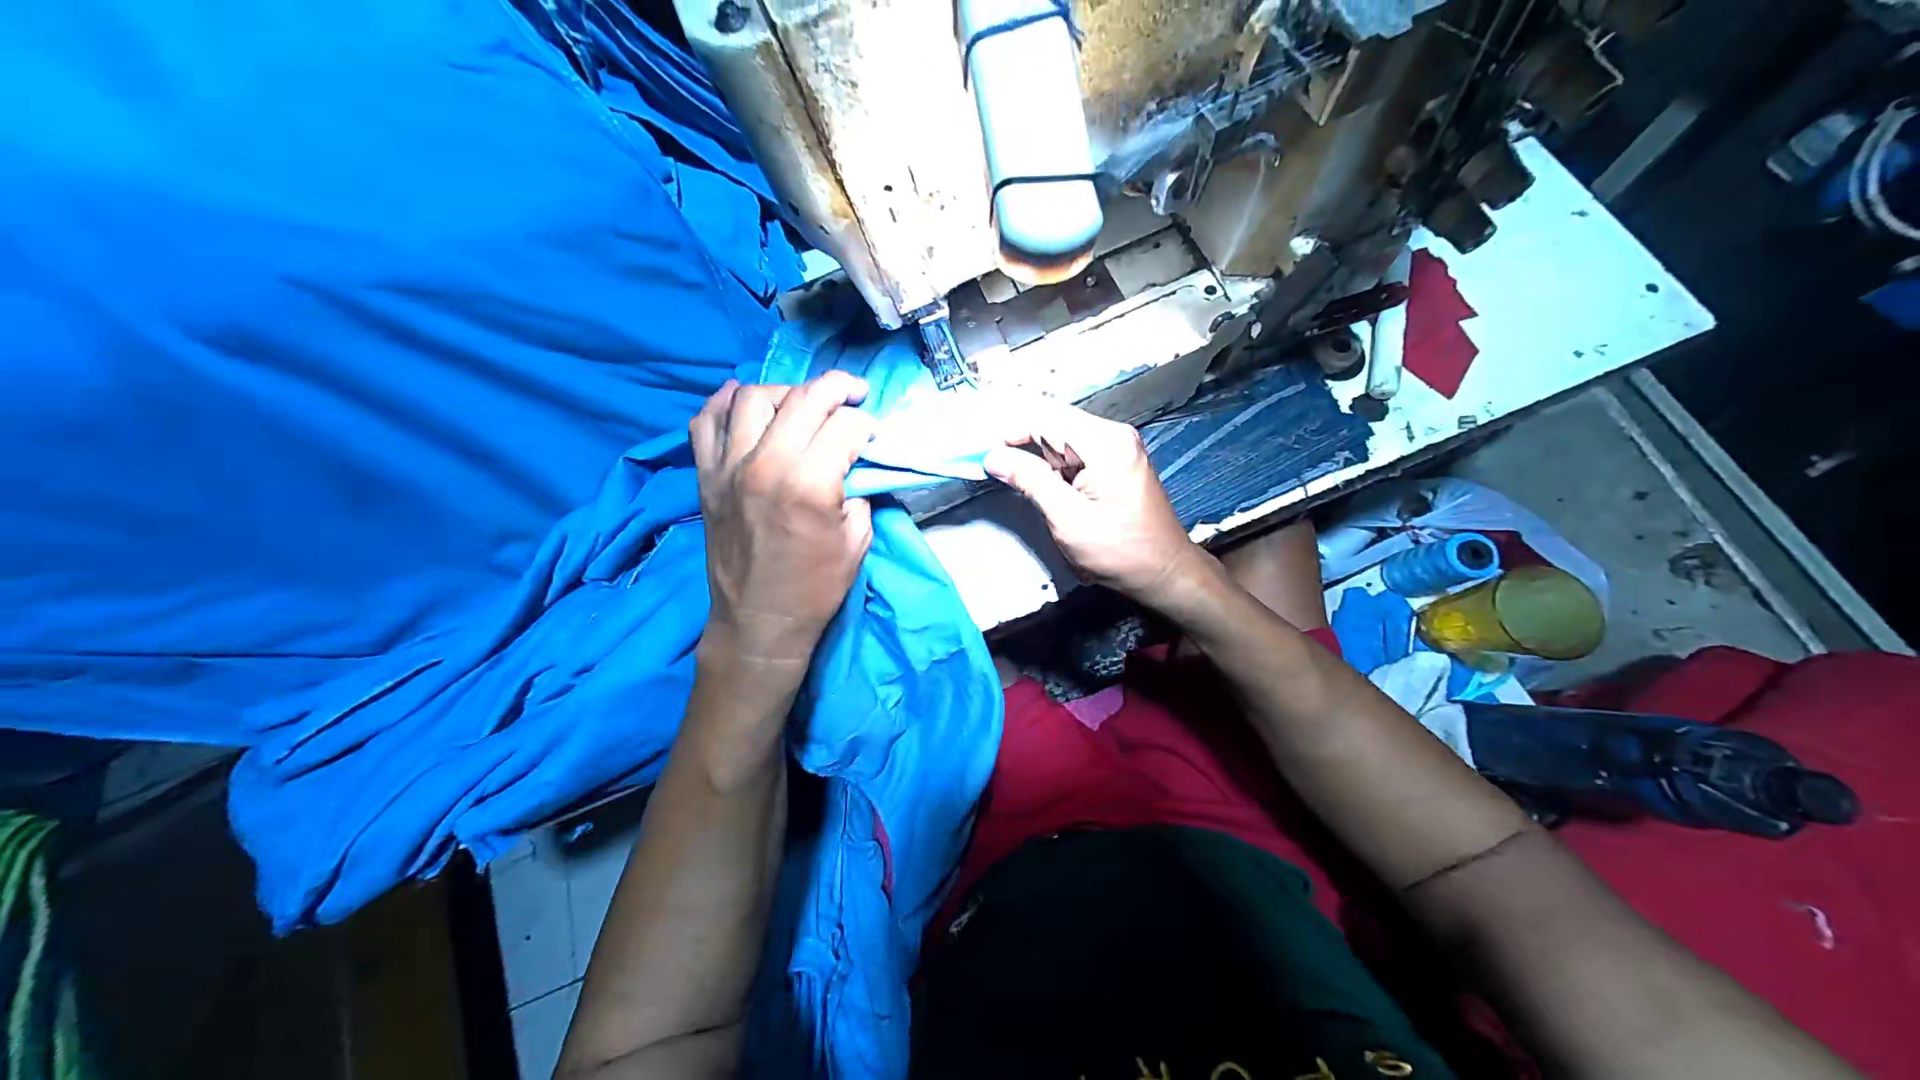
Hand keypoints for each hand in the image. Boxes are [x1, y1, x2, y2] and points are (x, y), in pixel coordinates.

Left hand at [691, 372, 876, 670]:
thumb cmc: (816, 587)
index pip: (845, 425)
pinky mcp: (706, 476)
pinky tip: (744, 399)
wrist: (760, 621)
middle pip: (804, 398)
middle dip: (836, 388)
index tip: (872, 434)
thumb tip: (855, 458)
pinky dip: (723, 402)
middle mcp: (766, 464)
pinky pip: (706, 422)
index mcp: (809, 484)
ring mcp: (729, 467)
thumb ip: (859, 489)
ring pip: (753, 397)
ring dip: (786, 391)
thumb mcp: (858, 539)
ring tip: (802, 402)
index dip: (866, 423)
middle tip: (852, 393)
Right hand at [982, 397, 1211, 608]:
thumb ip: (1030, 481)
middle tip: (994, 466)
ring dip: (1038, 455)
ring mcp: (1119, 446)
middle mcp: (1115, 434)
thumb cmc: (1120, 551)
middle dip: (1022, 443)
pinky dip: (1055, 464)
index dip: (1009, 432)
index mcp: (1105, 442)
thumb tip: (995, 458)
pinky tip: (1045, 484)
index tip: (984, 453)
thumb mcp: (1067, 519)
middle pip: (1054, 422)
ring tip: (1017, 479)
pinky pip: (1077, 451)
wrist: (1165, 572)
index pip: (1045, 418)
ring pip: (1064, 437)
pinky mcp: (1118, 461)